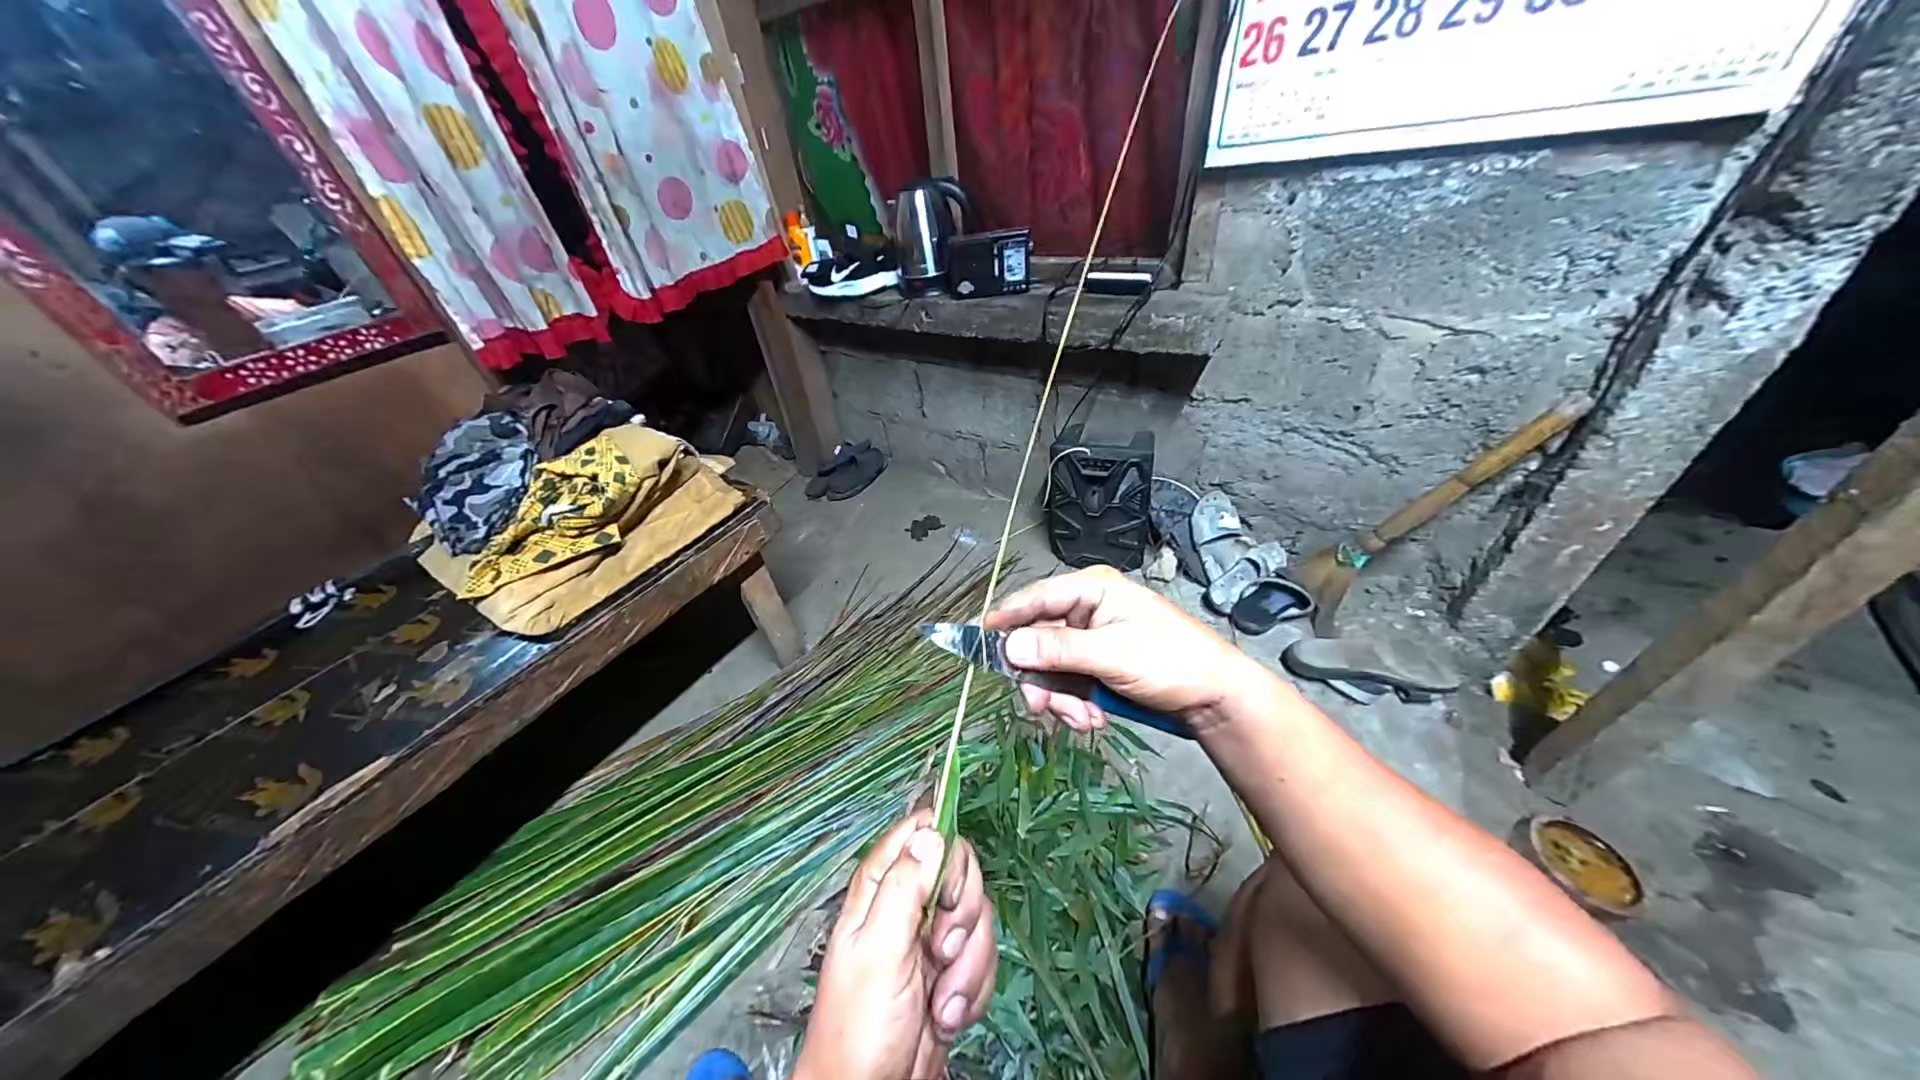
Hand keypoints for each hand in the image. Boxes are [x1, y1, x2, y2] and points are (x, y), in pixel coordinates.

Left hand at [794, 811, 996, 1079]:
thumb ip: (905, 888)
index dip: (944, 850)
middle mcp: (907, 903)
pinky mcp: (951, 970)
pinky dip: (973, 989)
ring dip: (969, 965)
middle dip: (963, 915)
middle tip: (942, 949)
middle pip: (959, 871)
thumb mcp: (880, 950)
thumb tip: (931, 832)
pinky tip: (947, 1015)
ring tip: (941, 1000)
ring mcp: (930, 937)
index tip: (945, 889)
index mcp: (880, 888)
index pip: (920, 831)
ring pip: (977, 918)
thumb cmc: (860, 1027)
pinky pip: (983, 957)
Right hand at [984, 566, 1272, 734]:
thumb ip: (1057, 649)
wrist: (1216, 697)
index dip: (1004, 619)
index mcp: (1092, 590)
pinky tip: (1092, 719)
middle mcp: (1088, 610)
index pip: (1035, 597)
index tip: (975, 640)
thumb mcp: (1111, 654)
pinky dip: (1074, 703)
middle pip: (1038, 640)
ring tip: (1082, 719)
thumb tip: (1008, 646)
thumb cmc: (1170, 661)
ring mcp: (1094, 638)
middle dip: (1040, 678)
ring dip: (1060, 698)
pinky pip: (1069, 682)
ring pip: (1051, 667)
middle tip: (1039, 708)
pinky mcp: (1100, 664)